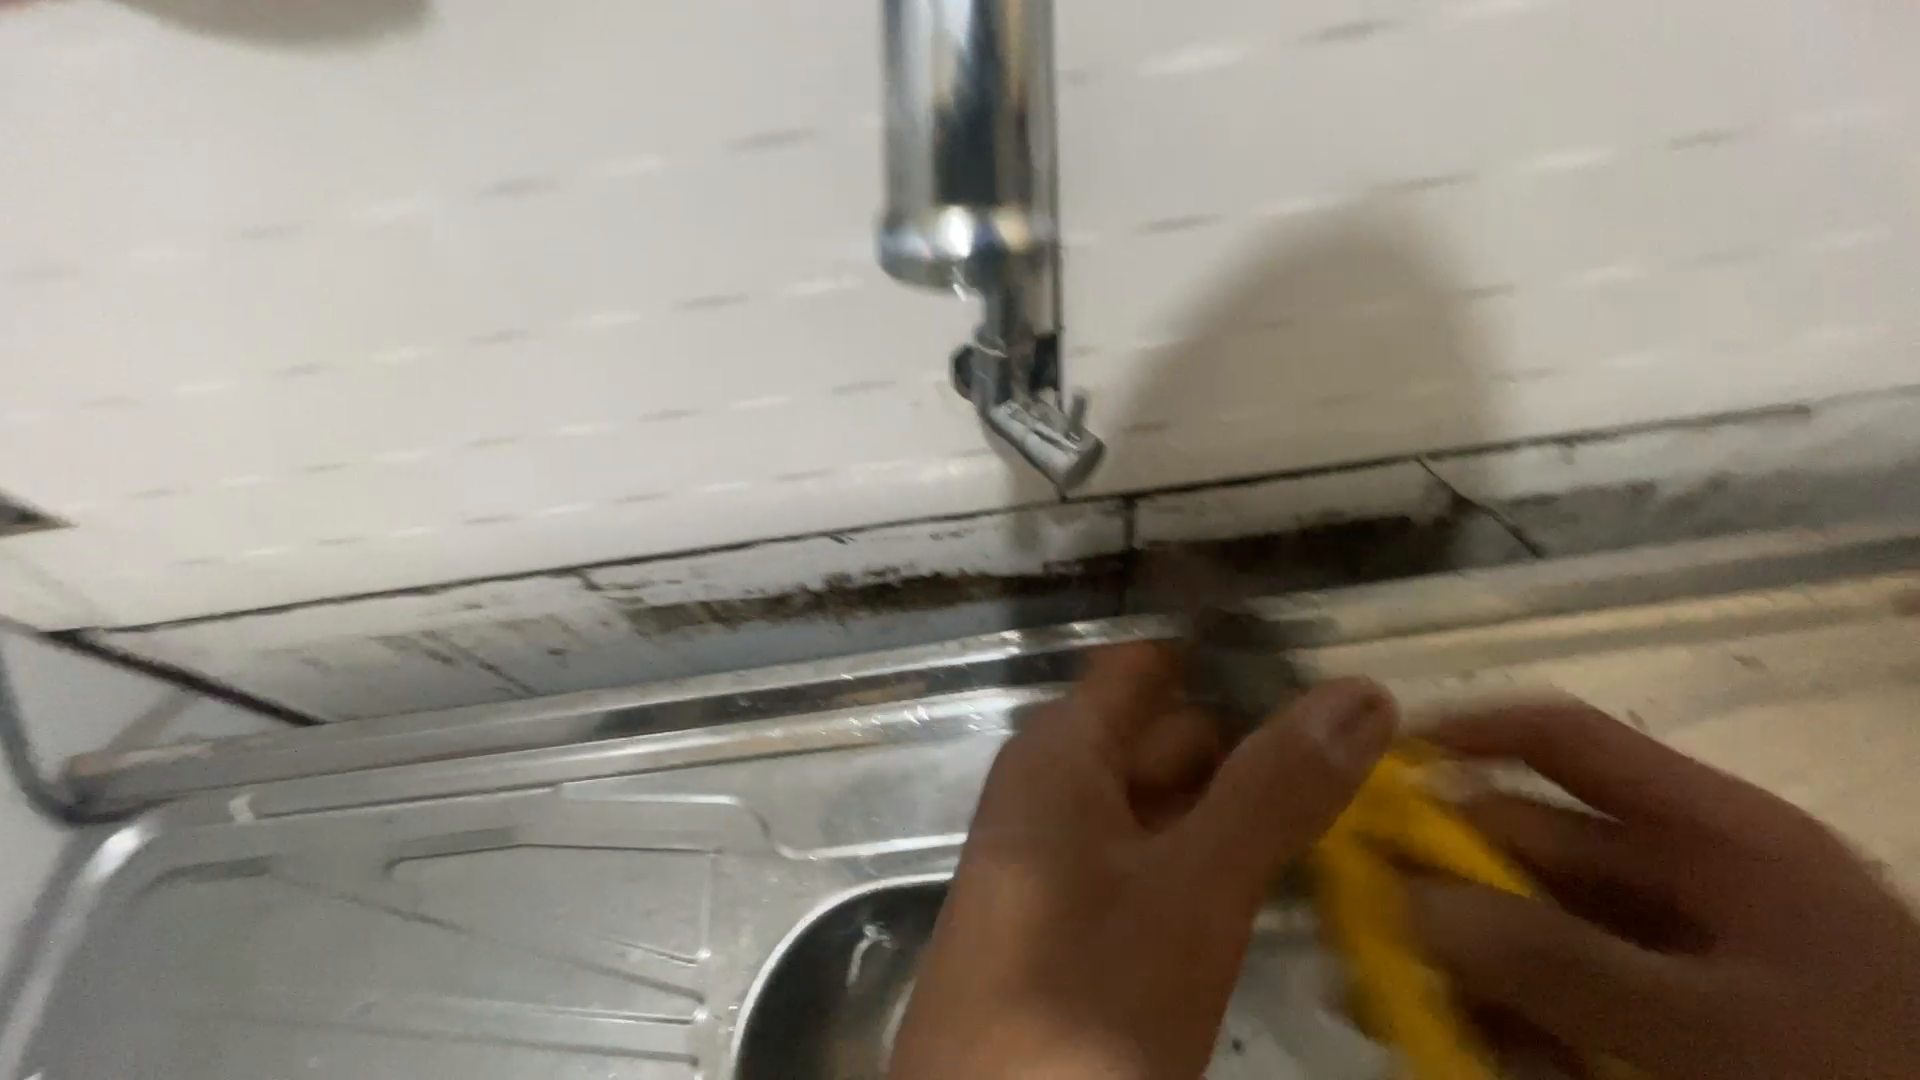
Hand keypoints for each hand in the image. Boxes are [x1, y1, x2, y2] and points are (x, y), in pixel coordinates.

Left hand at [888, 643, 1396, 1079]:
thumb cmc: (1080, 1000)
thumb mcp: (1191, 891)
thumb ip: (1272, 790)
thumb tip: (1361, 692)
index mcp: (1061, 753)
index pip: (1143, 669)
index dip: (1225, 666)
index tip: (1321, 678)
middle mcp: (1053, 787)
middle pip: (1159, 735)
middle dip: (1250, 745)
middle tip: (1370, 760)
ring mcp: (1060, 855)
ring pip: (1160, 802)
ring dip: (1236, 808)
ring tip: (1344, 816)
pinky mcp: (1072, 918)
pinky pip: (1147, 859)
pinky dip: (1205, 860)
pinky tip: (1269, 880)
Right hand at [1412, 700, 1919, 1079]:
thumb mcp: (1715, 1025)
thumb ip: (1552, 959)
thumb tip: (1399, 901)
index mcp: (1708, 832)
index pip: (1560, 738)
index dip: (1461, 732)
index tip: (1370, 766)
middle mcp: (1672, 874)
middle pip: (1514, 841)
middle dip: (1423, 878)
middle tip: (1347, 918)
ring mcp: (1661, 949)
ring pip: (1515, 924)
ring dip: (1444, 956)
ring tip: (1373, 997)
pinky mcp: (1654, 1016)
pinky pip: (1545, 992)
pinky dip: (1492, 1012)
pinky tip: (1452, 1041)